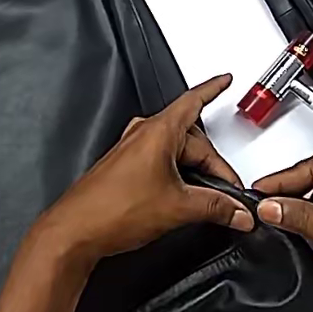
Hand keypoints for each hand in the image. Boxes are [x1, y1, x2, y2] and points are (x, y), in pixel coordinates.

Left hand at [31, 74, 254, 264]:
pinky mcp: (128, 166)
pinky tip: (187, 198)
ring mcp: (135, 149)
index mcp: (158, 130)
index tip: (225, 80)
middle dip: (214, 163)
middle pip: (193, 138)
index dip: (213, 89)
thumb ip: (214, 207)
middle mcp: (145, 134)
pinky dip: (180, 176)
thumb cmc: (112, 209)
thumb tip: (236, 212)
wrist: (76, 230)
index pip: (193, 101)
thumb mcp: (177, 208)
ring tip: (210, 200)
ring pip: (178, 152)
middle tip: (230, 190)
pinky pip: (163, 161)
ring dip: (197, 173)